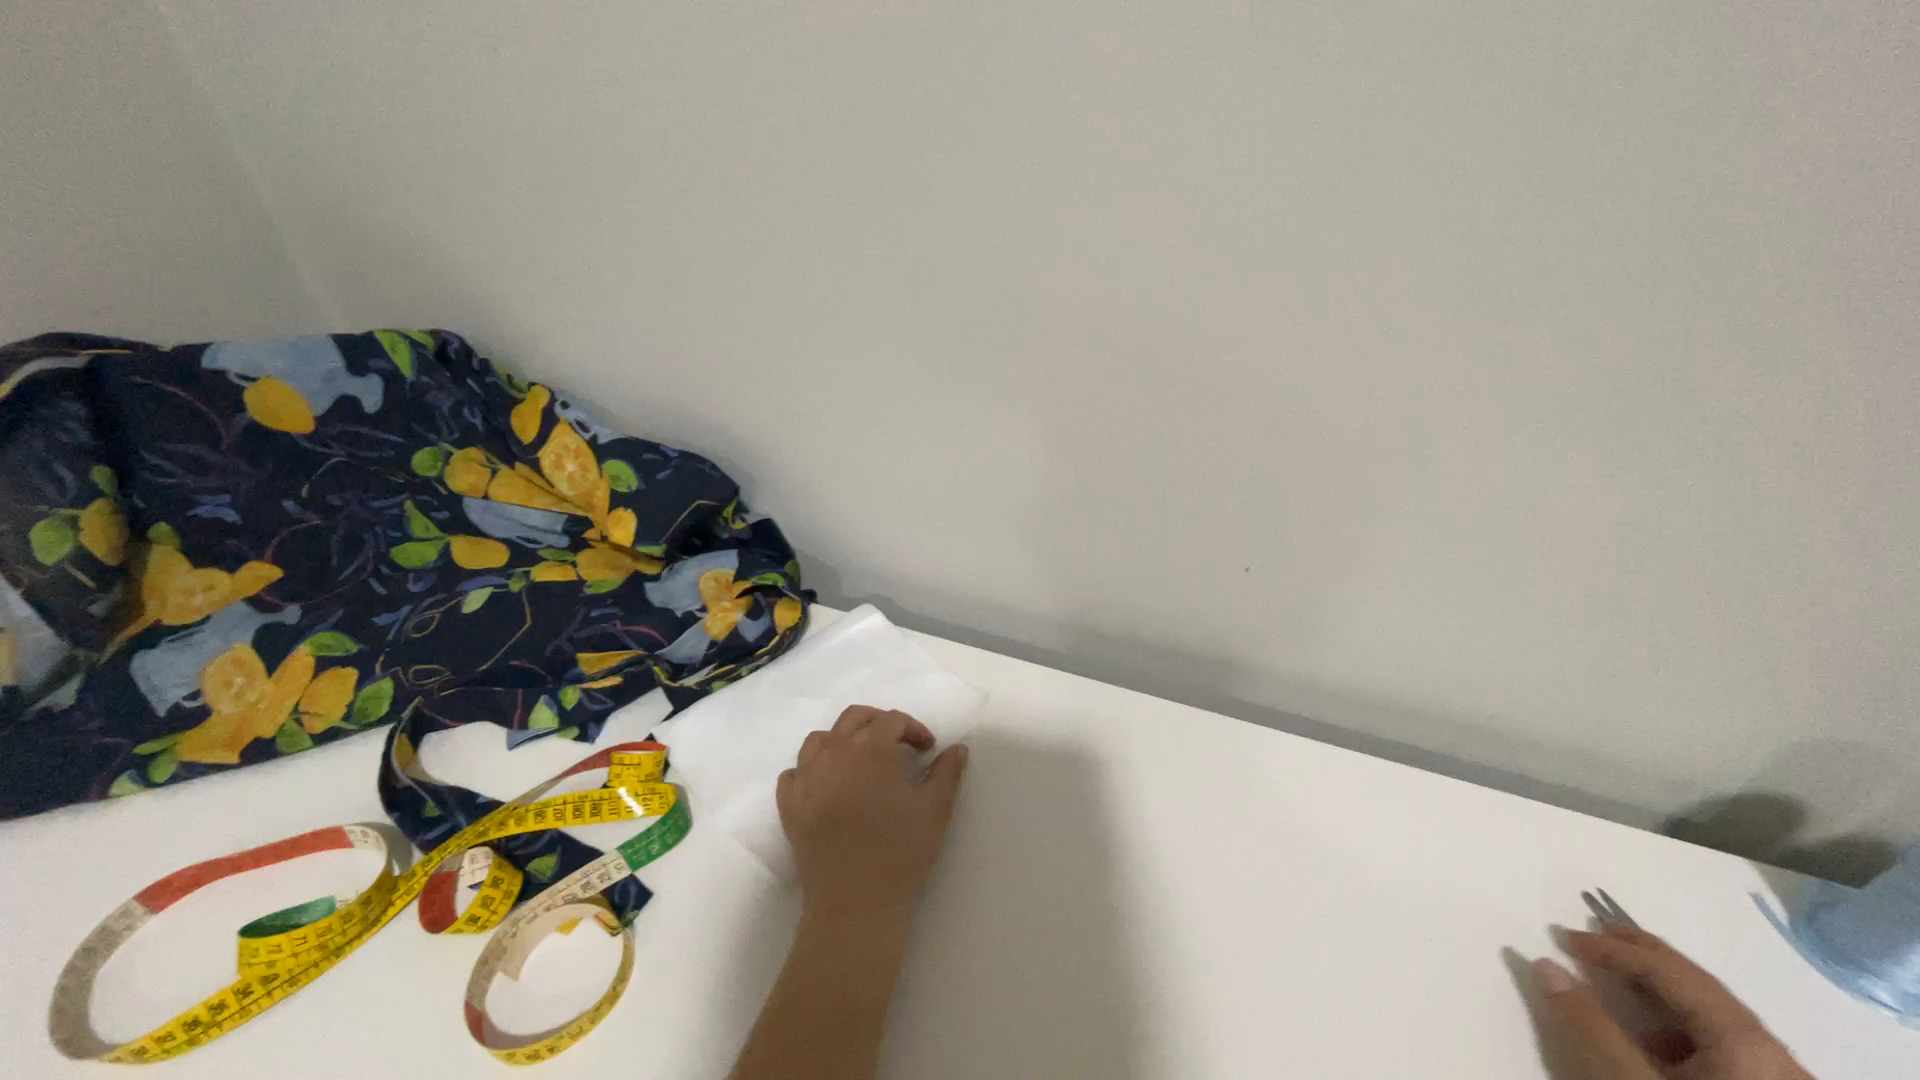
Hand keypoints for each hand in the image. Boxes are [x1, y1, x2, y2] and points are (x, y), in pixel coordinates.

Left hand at [777, 705, 967, 922]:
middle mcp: (833, 753)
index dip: (914, 730)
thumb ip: (947, 772)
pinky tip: (827, 784)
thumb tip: (957, 749)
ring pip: (819, 740)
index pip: (892, 721)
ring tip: (861, 760)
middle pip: (853, 718)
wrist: (856, 902)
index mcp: (870, 749)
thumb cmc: (901, 852)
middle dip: (879, 723)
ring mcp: (806, 778)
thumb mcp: (935, 809)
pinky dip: (811, 769)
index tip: (928, 750)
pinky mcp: (789, 805)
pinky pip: (794, 772)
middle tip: (898, 744)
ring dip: (842, 740)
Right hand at [1532, 923, 1815, 1079]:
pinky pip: (1723, 1046)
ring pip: (1712, 1017)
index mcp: (1745, 1040)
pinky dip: (1679, 1028)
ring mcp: (1778, 1078)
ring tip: (1612, 985)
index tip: (1563, 937)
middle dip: (1640, 957)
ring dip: (1658, 992)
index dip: (1613, 948)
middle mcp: (1773, 1052)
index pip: (1671, 971)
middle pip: (1699, 986)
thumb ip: (1589, 1025)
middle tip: (1592, 936)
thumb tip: (1545, 965)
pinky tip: (1653, 1044)